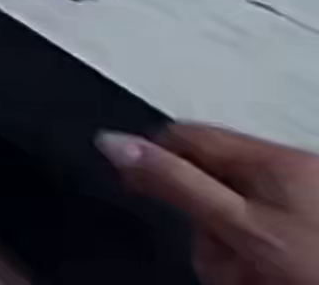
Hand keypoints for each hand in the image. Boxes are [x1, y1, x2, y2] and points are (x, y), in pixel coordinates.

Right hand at [99, 124, 318, 284]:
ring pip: (251, 208)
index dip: (152, 160)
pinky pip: (286, 229)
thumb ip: (171, 180)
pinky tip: (281, 276)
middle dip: (206, 218)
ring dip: (240, 243)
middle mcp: (302, 169)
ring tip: (258, 278)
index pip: (181, 136)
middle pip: (216, 175)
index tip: (139, 193)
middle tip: (221, 261)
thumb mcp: (245, 231)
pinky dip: (274, 255)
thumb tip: (107, 139)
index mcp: (274, 158)